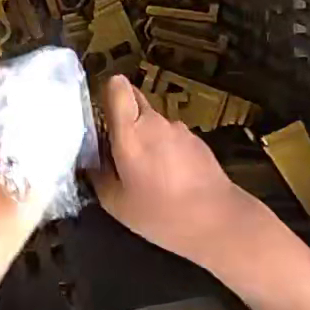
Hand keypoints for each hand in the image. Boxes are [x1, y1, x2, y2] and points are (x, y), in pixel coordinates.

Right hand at [91, 75, 275, 276]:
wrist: (221, 223)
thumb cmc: (161, 213)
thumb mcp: (116, 203)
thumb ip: (98, 176)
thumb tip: (89, 162)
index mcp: (130, 132)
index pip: (118, 87)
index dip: (108, 92)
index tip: (101, 112)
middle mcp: (154, 122)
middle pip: (134, 101)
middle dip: (124, 116)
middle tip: (118, 146)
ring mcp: (179, 130)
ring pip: (153, 122)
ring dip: (146, 137)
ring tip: (148, 172)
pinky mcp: (198, 142)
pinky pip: (172, 137)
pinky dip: (167, 150)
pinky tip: (171, 179)